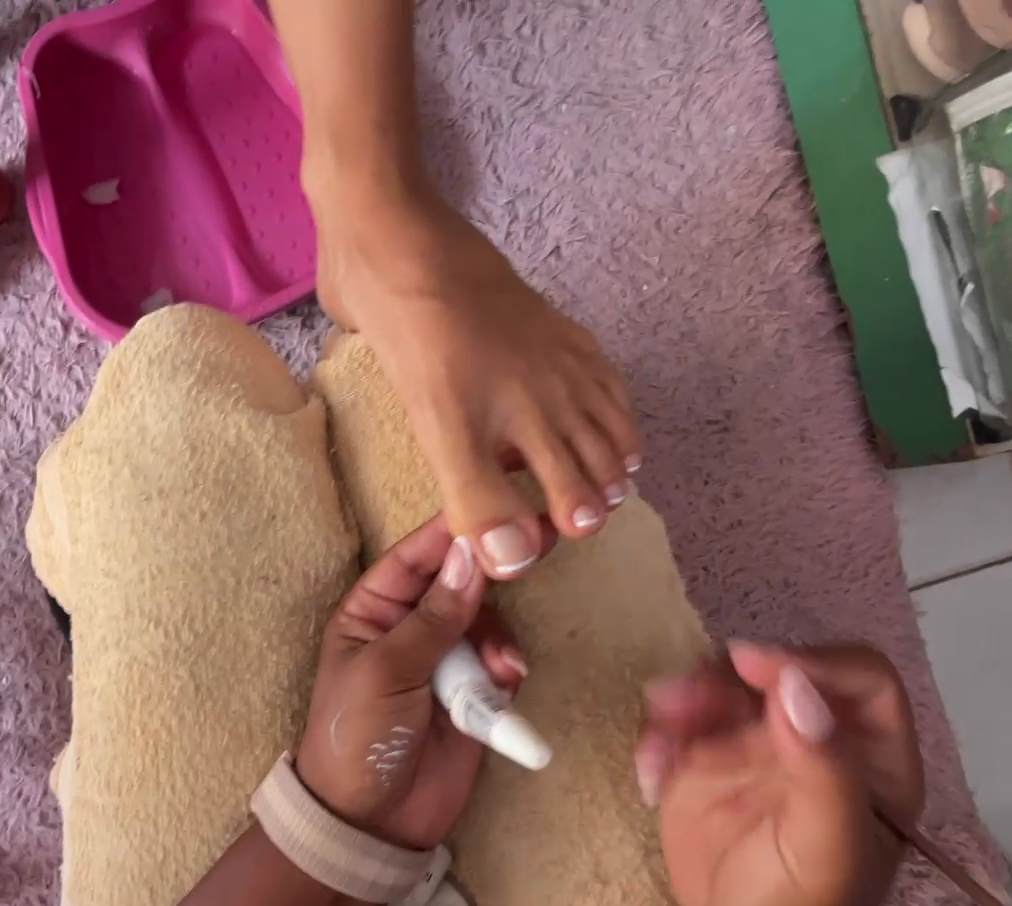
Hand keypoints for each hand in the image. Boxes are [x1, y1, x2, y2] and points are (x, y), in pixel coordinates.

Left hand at [295, 515, 538, 848]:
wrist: (371, 821)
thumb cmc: (357, 735)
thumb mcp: (386, 671)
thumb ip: (431, 617)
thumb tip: (467, 554)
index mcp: (373, 610)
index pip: (416, 556)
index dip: (454, 532)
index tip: (499, 508)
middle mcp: (410, 626)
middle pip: (461, 581)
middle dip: (492, 575)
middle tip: (538, 546)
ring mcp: (444, 659)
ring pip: (487, 621)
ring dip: (498, 637)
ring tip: (500, 668)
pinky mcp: (474, 693)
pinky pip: (501, 661)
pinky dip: (507, 667)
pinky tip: (506, 682)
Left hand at [315, 187, 640, 580]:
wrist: (399, 235)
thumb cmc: (415, 337)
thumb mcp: (440, 427)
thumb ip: (479, 497)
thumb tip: (518, 564)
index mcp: (538, 417)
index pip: (575, 487)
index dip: (573, 518)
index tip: (567, 539)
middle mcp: (561, 384)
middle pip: (598, 448)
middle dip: (598, 488)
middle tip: (592, 517)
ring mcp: (556, 345)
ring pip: (602, 407)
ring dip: (608, 445)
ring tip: (612, 474)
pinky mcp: (540, 315)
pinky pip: (591, 362)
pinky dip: (604, 392)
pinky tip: (594, 395)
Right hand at [635, 642, 925, 905]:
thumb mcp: (826, 852)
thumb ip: (823, 770)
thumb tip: (794, 686)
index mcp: (867, 753)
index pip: (857, 676)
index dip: (810, 660)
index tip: (754, 670)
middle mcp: (809, 734)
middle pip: (771, 669)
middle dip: (723, 678)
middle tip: (678, 702)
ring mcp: (751, 742)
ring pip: (716, 685)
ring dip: (681, 698)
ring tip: (658, 741)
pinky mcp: (701, 754)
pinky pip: (674, 721)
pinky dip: (655, 735)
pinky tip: (650, 772)